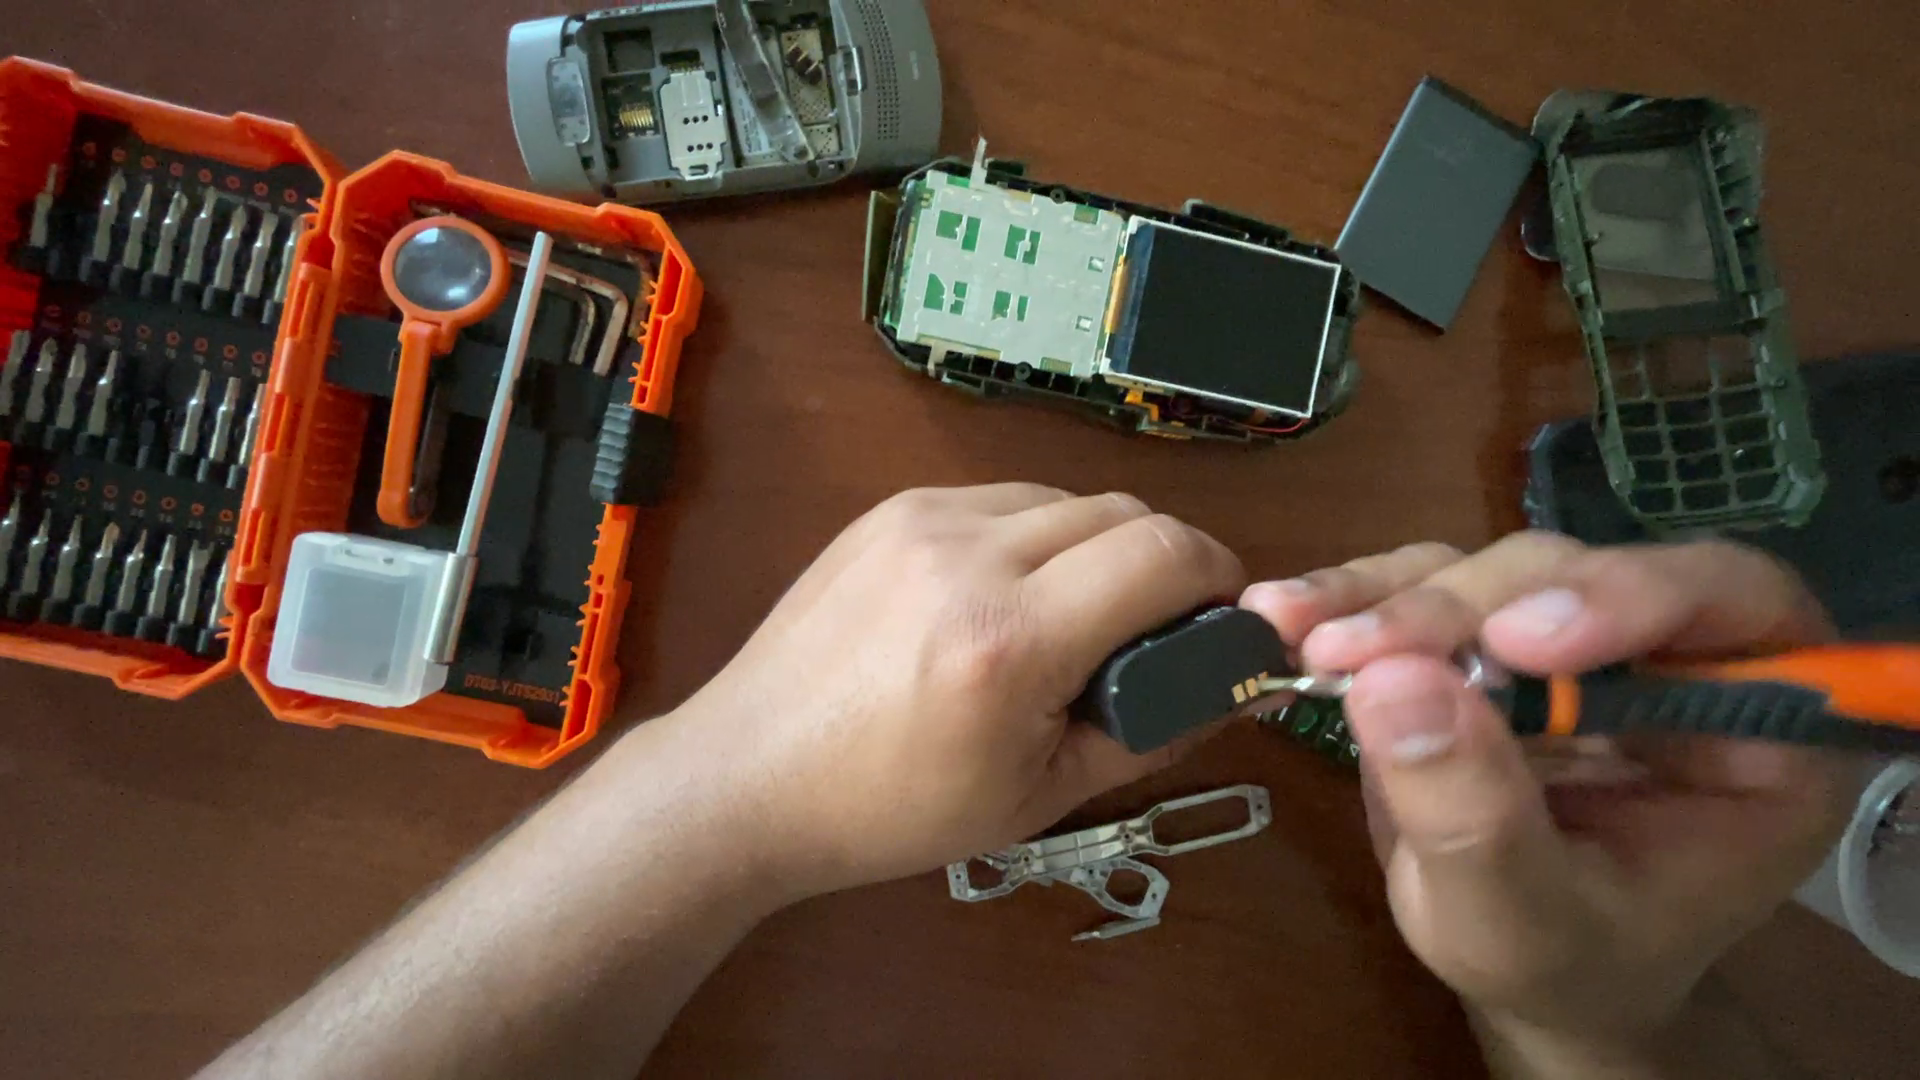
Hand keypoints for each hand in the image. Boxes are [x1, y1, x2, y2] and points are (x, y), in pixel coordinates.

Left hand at [669, 484, 1242, 902]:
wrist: (750, 771)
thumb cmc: (894, 808)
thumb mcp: (1040, 795)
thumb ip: (1151, 729)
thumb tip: (1230, 683)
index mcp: (1011, 637)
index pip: (1163, 553)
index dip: (1218, 575)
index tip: (1221, 614)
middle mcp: (969, 553)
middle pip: (1122, 510)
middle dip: (1162, 560)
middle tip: (1149, 625)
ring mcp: (922, 517)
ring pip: (1063, 498)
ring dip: (1095, 545)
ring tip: (1069, 611)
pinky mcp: (891, 507)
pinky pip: (1002, 500)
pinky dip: (1033, 535)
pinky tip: (1003, 588)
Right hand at [1241, 535, 1852, 1064]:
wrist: (1509, 956)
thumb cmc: (1553, 960)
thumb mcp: (1517, 918)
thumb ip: (1472, 814)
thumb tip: (1390, 680)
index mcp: (1738, 728)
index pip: (1722, 603)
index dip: (1624, 593)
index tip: (1513, 643)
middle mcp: (1643, 656)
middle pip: (1555, 572)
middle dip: (1447, 609)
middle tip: (1345, 653)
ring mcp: (1540, 639)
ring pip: (1461, 567)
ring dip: (1369, 594)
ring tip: (1286, 627)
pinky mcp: (1458, 638)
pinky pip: (1397, 588)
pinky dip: (1334, 600)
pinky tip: (1276, 618)